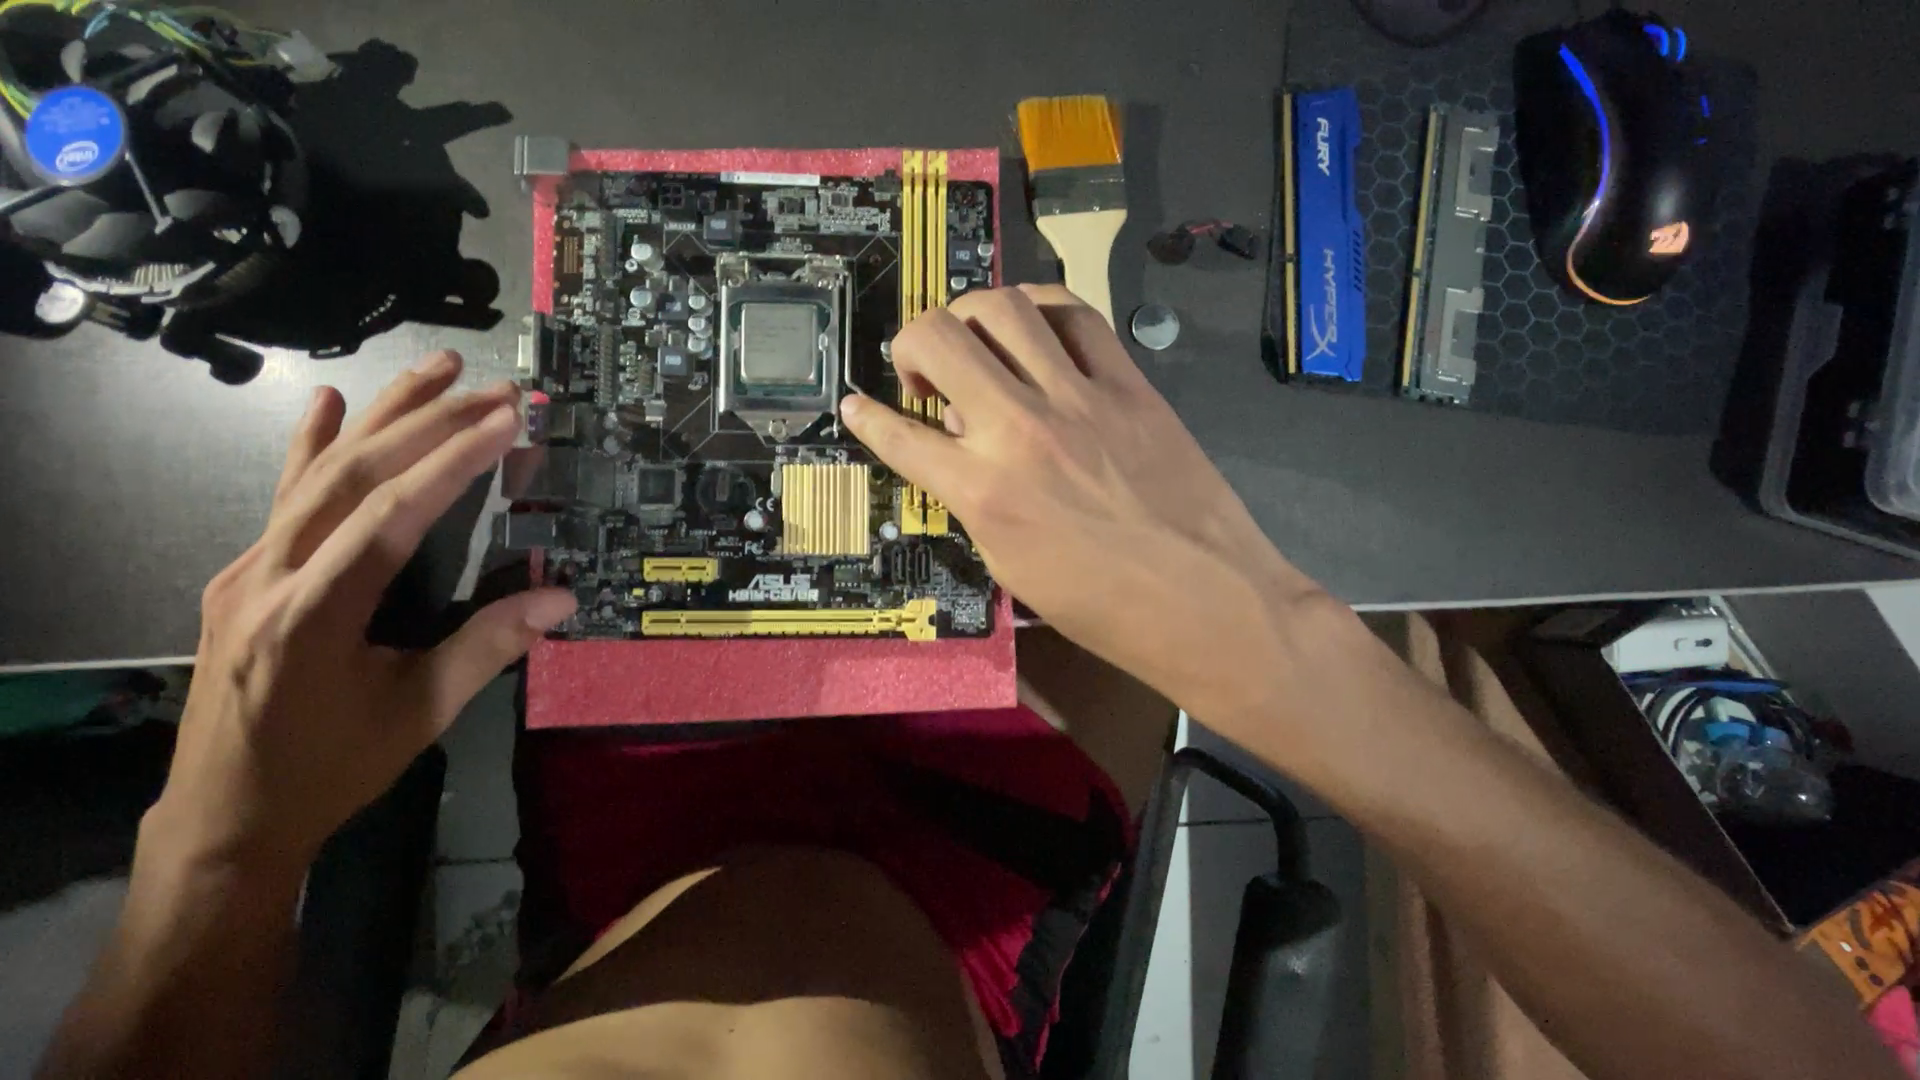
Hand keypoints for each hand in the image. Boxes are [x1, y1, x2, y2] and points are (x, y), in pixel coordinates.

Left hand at [149, 351, 576, 871]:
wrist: (228, 812)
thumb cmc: (331, 767)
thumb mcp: (420, 713)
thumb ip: (487, 646)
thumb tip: (560, 597)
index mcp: (311, 614)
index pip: (389, 515)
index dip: (452, 462)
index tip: (506, 422)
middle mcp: (269, 575)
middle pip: (353, 476)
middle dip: (429, 423)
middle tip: (493, 389)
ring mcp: (250, 568)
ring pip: (319, 473)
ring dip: (384, 417)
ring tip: (437, 370)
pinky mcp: (248, 574)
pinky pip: (285, 497)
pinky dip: (310, 445)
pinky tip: (330, 402)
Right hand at [841, 286, 1327, 721]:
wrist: (1206, 602)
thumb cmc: (1103, 609)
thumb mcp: (1012, 568)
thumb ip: (973, 501)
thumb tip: (961, 448)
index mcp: (983, 493)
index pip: (899, 436)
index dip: (866, 418)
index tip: (856, 406)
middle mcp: (1020, 431)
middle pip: (939, 339)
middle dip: (911, 343)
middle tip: (926, 373)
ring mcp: (1078, 398)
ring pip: (1004, 308)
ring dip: (971, 314)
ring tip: (977, 341)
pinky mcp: (1129, 385)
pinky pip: (1077, 316)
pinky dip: (1042, 311)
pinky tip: (1035, 330)